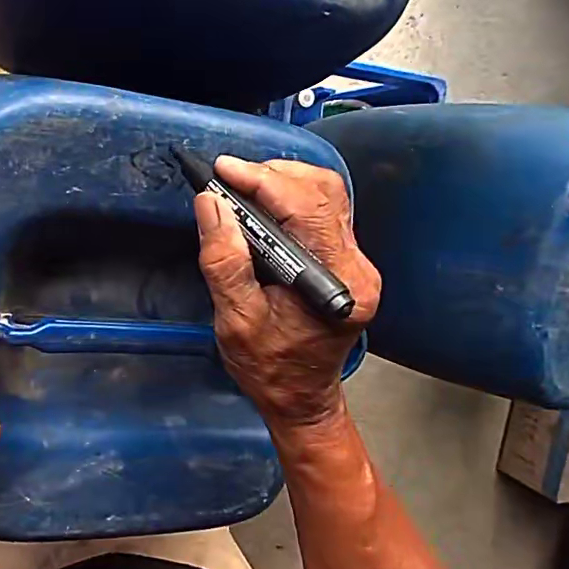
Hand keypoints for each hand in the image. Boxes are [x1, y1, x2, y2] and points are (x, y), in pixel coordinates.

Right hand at [194, 156, 380, 429]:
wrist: (300, 397)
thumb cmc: (270, 369)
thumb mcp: (236, 321)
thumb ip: (225, 262)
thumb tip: (211, 205)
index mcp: (337, 282)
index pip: (307, 209)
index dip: (262, 181)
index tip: (223, 171)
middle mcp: (356, 266)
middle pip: (324, 192)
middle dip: (272, 175)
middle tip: (229, 178)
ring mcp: (355, 262)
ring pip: (326, 195)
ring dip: (281, 182)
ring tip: (241, 187)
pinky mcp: (345, 260)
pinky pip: (321, 211)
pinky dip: (288, 198)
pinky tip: (261, 205)